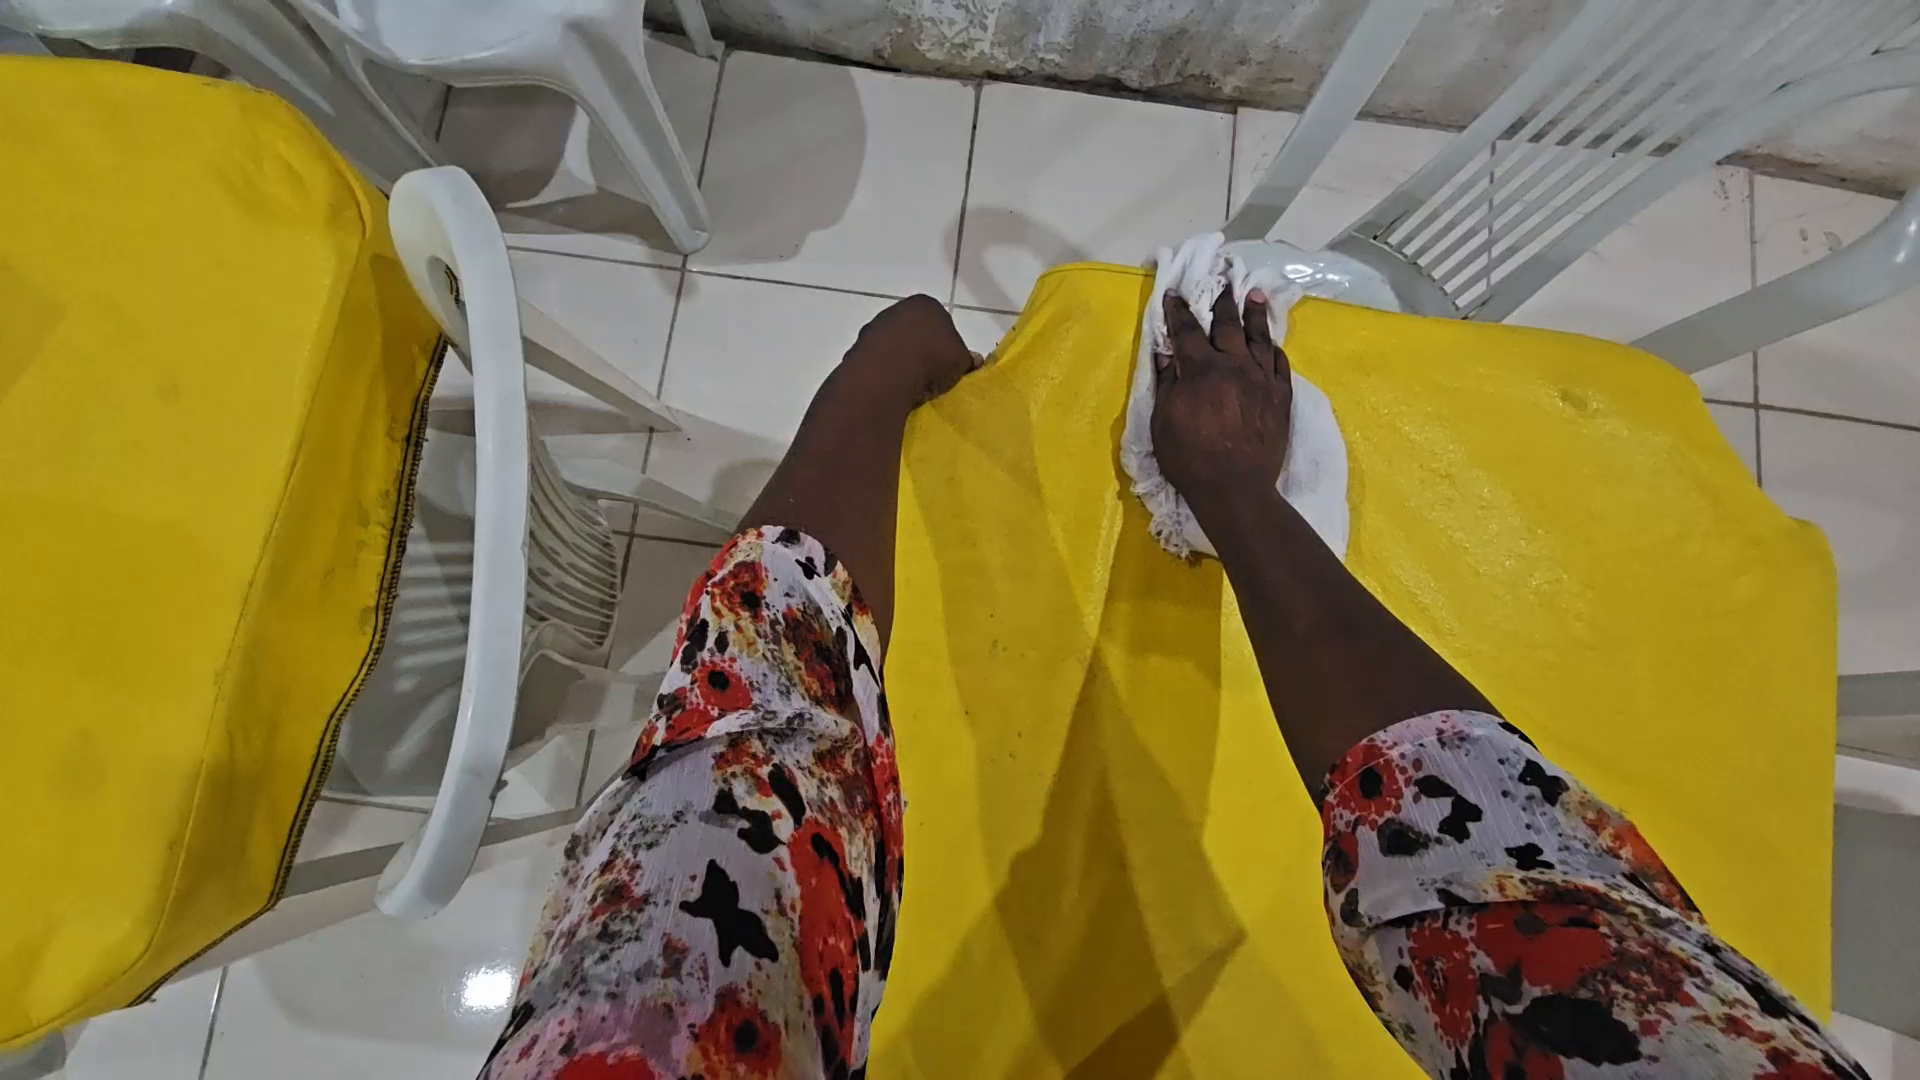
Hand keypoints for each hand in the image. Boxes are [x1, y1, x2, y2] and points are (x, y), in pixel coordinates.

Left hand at [839, 294, 979, 412]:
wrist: (887, 375)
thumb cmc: (931, 361)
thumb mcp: (960, 362)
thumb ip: (966, 359)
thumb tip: (975, 360)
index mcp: (926, 305)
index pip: (941, 321)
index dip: (947, 344)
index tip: (947, 365)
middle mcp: (898, 309)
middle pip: (915, 331)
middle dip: (921, 351)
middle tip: (930, 376)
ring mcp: (875, 327)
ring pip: (894, 346)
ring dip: (901, 362)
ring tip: (912, 386)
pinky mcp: (858, 347)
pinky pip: (878, 361)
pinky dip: (885, 372)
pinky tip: (893, 388)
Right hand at [1150, 289, 1291, 513]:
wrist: (1235, 488)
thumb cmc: (1190, 459)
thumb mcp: (1163, 423)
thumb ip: (1167, 385)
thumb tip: (1167, 356)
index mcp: (1201, 370)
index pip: (1187, 331)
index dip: (1178, 311)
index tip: (1174, 295)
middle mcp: (1234, 366)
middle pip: (1228, 325)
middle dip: (1222, 303)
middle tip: (1224, 284)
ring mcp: (1262, 379)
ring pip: (1259, 338)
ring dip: (1255, 315)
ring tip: (1255, 296)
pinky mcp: (1281, 396)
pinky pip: (1279, 362)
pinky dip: (1273, 348)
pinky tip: (1271, 342)